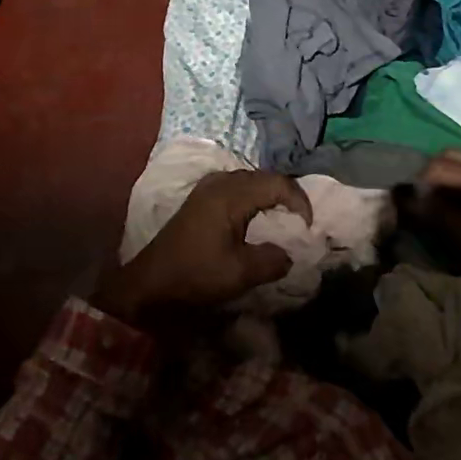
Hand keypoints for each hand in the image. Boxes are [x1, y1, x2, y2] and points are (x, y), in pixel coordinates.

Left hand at [94, 170, 312, 327]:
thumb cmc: (196, 274)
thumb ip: (272, 260)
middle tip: (300, 220)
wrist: (151, 282)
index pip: (277, 183)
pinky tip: (255, 217)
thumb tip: (288, 254)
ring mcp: (207, 187)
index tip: (309, 226)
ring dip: (269, 195)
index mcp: (231, 194)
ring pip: (250, 180)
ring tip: (283, 217)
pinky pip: (236, 187)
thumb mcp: (240, 273)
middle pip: (264, 177)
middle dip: (287, 195)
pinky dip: (253, 198)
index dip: (299, 200)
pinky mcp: (200, 198)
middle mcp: (220, 181)